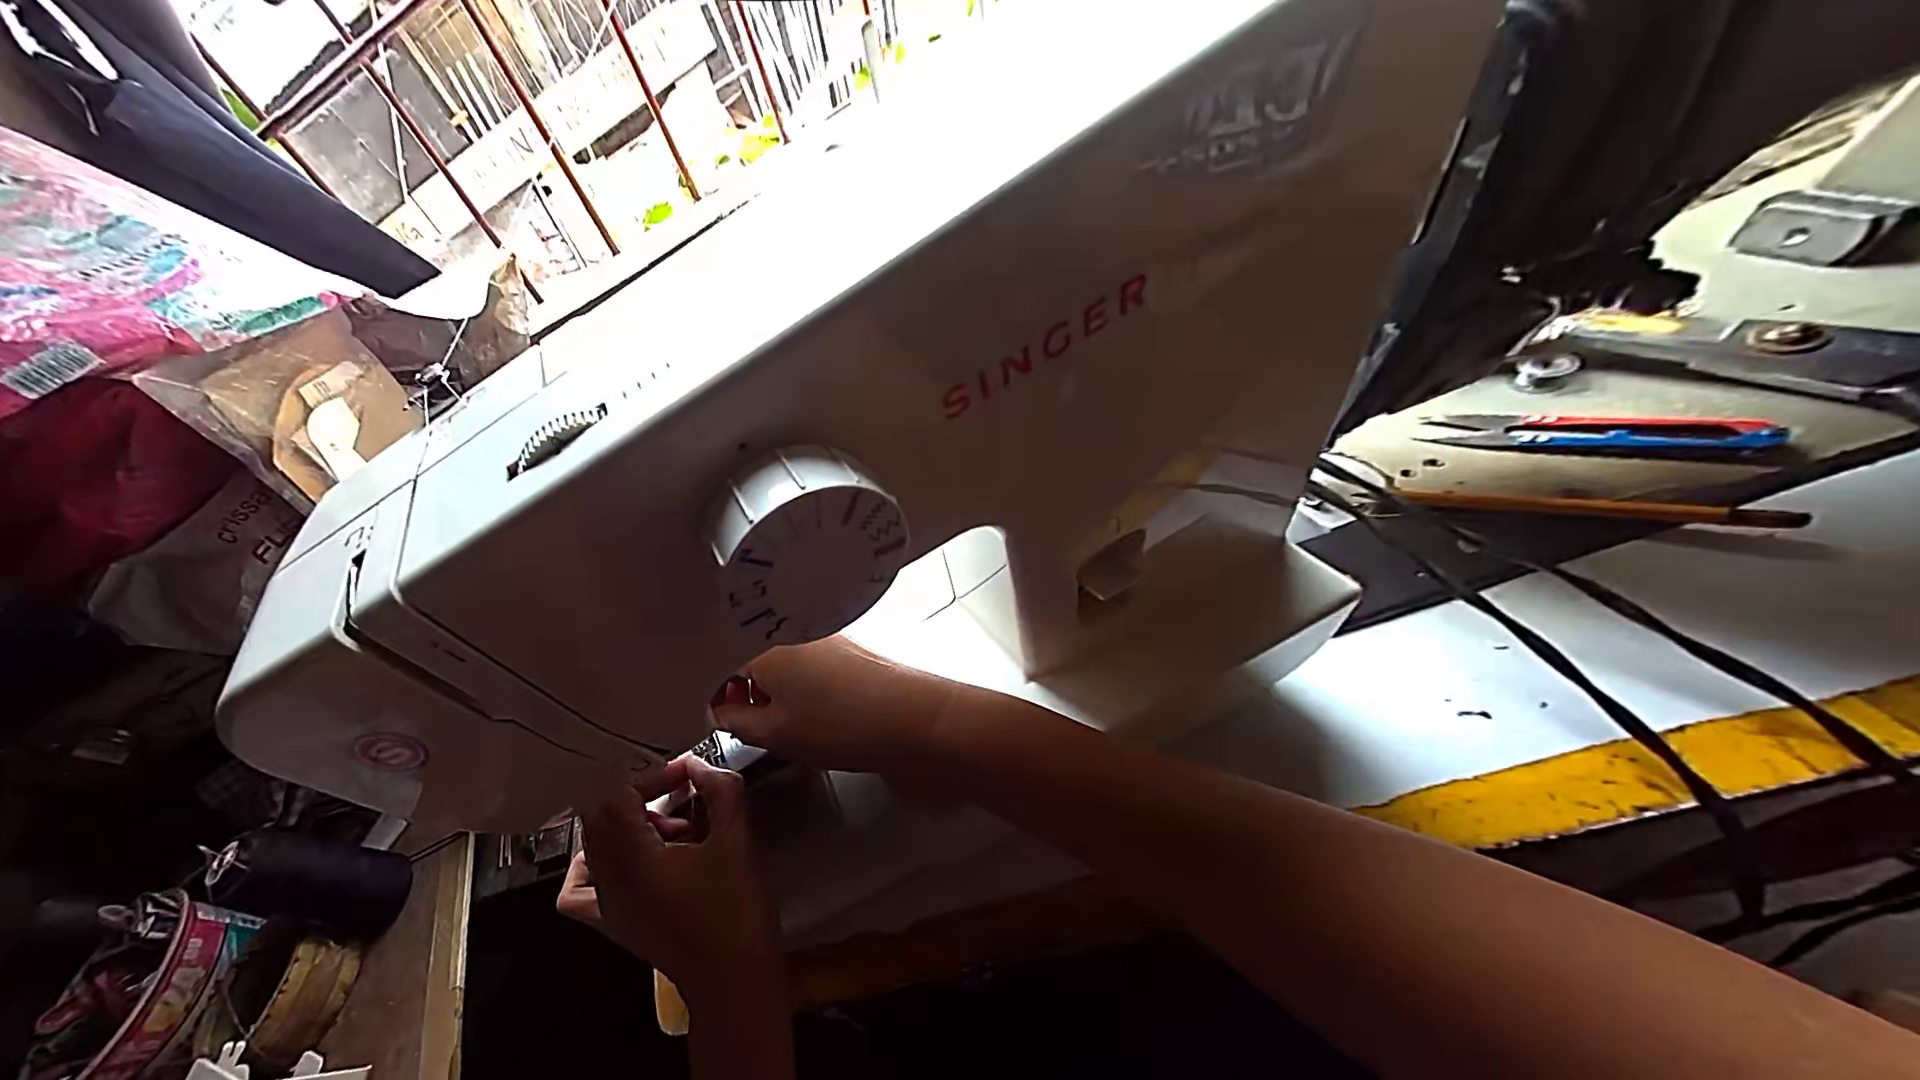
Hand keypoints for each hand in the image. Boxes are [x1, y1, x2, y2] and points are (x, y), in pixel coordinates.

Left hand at [558, 755, 781, 1010]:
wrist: (734, 976)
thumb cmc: (736, 908)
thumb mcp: (736, 839)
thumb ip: (719, 791)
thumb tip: (699, 764)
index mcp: (631, 861)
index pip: (616, 797)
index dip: (651, 775)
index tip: (687, 772)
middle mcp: (607, 882)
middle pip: (600, 816)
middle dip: (641, 793)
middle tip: (683, 789)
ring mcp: (605, 905)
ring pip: (595, 844)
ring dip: (630, 822)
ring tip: (675, 827)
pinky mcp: (613, 922)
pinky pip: (582, 887)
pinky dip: (597, 862)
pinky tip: (632, 856)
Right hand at [709, 636, 979, 780]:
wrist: (912, 719)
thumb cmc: (845, 723)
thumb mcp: (774, 733)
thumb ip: (735, 722)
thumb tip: (725, 714)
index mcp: (767, 643)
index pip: (720, 658)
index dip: (714, 691)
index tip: (716, 717)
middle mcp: (795, 631)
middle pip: (753, 655)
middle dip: (744, 689)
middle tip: (745, 724)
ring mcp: (826, 638)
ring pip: (783, 661)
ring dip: (774, 688)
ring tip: (783, 723)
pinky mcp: (850, 651)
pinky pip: (810, 665)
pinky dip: (802, 686)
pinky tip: (812, 713)